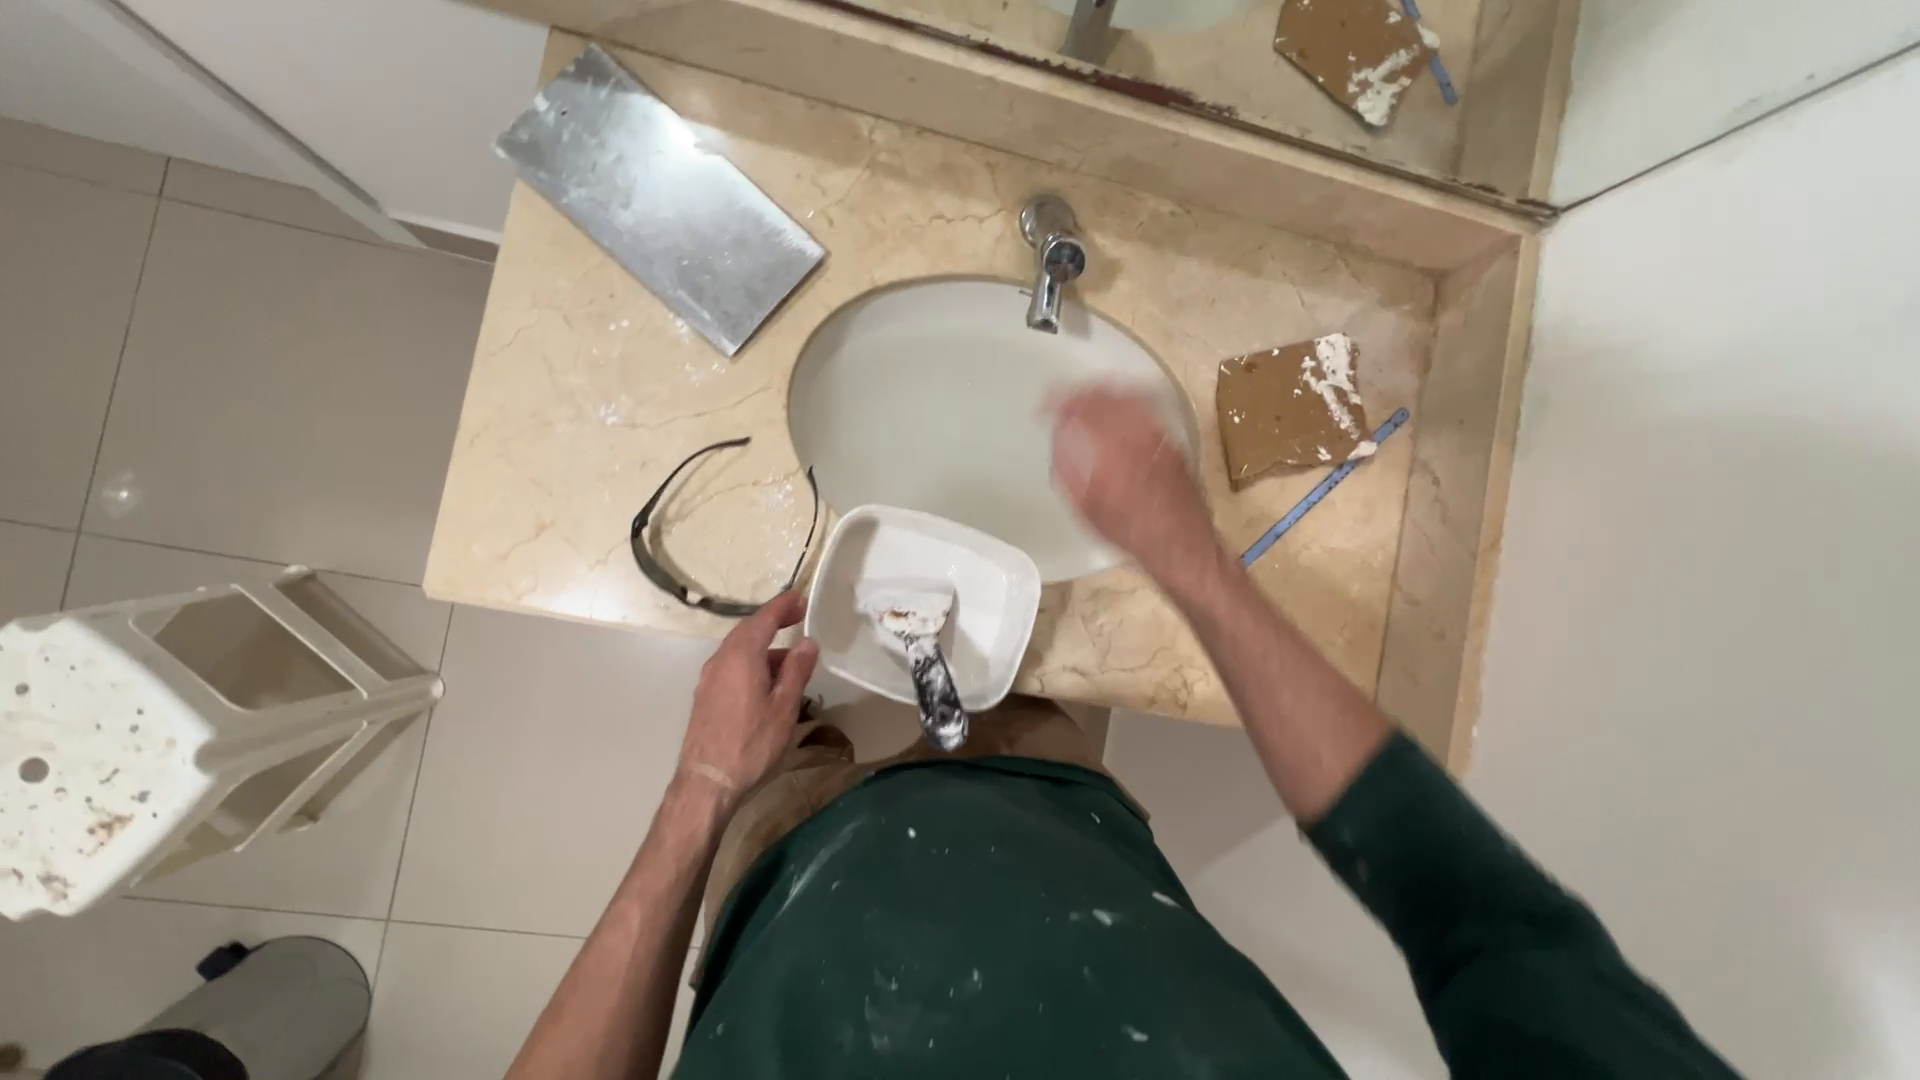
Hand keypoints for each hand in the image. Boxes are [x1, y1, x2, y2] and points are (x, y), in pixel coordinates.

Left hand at [678, 591, 819, 799]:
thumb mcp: (784, 707)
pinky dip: (751, 662)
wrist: (707, 781)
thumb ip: (797, 671)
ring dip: (764, 647)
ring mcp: (709, 678)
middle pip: (747, 631)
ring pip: (738, 650)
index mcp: (741, 656)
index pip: (763, 619)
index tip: (800, 598)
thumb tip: (807, 642)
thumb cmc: (751, 743)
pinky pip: (731, 666)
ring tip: (791, 660)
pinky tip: (766, 681)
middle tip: (797, 618)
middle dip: (773, 622)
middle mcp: (720, 660)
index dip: (782, 606)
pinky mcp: (706, 696)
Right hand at [1049, 384, 1219, 581]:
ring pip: (1130, 395)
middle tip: (1064, 397)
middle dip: (1081, 392)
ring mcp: (1160, 435)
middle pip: (1107, 394)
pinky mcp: (1172, 441)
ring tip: (1089, 395)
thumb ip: (1067, 469)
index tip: (1045, 407)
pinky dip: (1128, 399)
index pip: (1081, 408)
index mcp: (1113, 447)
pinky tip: (1121, 406)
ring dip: (1105, 391)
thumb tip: (1058, 440)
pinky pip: (1149, 407)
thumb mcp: (1086, 507)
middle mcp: (1139, 434)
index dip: (1058, 402)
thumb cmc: (1132, 533)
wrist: (1181, 543)